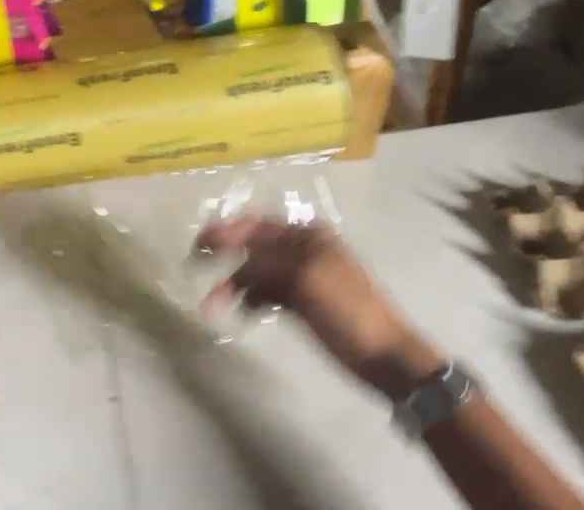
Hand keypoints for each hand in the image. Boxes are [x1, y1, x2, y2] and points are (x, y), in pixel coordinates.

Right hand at [195, 218, 444, 398]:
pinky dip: (252, 299)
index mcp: (307, 236)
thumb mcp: (306, 278)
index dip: (224, 230)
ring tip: (215, 305)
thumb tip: (234, 258)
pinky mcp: (303, 303)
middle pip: (254, 248)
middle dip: (226, 258)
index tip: (197, 244)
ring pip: (258, 273)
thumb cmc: (349, 311)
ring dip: (236, 284)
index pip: (256, 225)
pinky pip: (268, 293)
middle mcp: (303, 250)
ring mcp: (303, 277)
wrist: (388, 359)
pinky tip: (243, 312)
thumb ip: (266, 263)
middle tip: (196, 266)